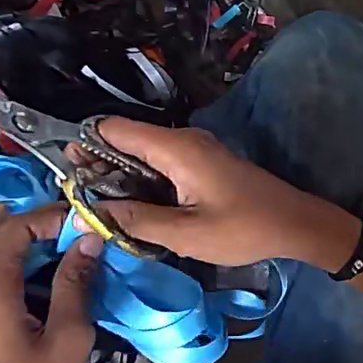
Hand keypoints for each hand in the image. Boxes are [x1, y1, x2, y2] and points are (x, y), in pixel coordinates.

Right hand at [90, 118, 359, 269]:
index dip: (84, 147)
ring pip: (144, 156)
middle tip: (81, 203)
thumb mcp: (186, 234)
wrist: (296, 224)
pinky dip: (145, 184)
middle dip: (99, 168)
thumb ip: (134, 221)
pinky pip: (163, 167)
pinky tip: (137, 211)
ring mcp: (196, 151)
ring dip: (122, 180)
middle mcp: (184, 141)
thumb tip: (86, 216)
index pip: (114, 129)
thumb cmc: (244, 229)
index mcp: (176, 148)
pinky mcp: (205, 165)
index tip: (66, 175)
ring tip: (103, 212)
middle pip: (126, 142)